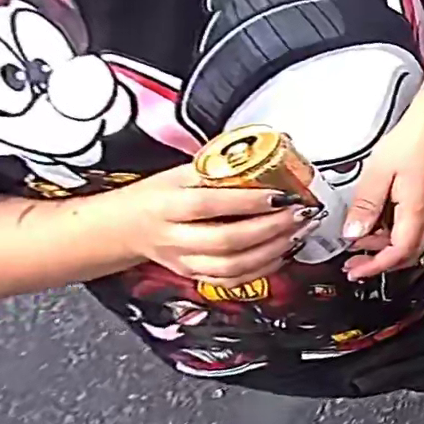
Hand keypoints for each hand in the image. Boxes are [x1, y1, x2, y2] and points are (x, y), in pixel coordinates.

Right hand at [108, 165, 320, 285]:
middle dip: (273, 228)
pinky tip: (285, 252)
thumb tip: (280, 142)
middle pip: (226, 240)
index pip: (208, 205)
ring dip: (275, 250)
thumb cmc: (161, 195)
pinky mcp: (193, 275)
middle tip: (302, 214)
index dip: (250, 201)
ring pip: (232, 266)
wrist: (121, 227)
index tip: (284, 194)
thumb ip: (226, 164)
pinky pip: (231, 281)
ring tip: (301, 231)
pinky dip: (263, 269)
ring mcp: (183, 260)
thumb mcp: (184, 172)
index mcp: (167, 206)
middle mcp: (173, 237)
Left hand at [340, 93, 423, 279]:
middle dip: (382, 262)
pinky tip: (381, 225)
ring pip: (415, 244)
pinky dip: (398, 236)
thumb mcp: (376, 174)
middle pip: (410, 253)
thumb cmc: (409, 144)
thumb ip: (364, 206)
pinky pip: (419, 230)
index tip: (355, 271)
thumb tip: (353, 233)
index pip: (399, 251)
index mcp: (417, 209)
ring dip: (389, 249)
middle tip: (354, 262)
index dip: (376, 266)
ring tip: (362, 240)